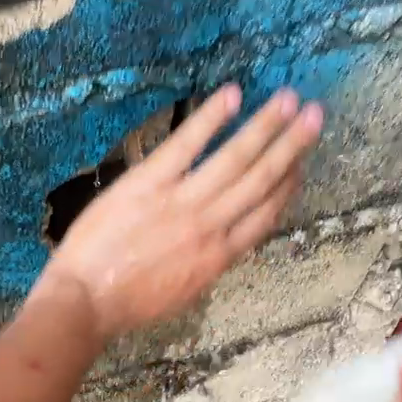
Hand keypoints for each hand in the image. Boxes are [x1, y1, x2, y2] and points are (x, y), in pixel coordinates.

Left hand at [35, 84, 323, 340]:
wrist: (85, 302)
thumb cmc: (127, 305)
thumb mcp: (180, 294)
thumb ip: (205, 265)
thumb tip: (223, 243)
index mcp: (217, 259)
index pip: (264, 217)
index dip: (287, 188)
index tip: (301, 166)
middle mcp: (209, 228)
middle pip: (260, 181)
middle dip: (291, 147)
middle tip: (315, 117)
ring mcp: (181, 204)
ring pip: (234, 160)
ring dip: (265, 126)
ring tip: (289, 100)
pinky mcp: (149, 184)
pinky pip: (187, 145)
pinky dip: (211, 119)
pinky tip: (232, 96)